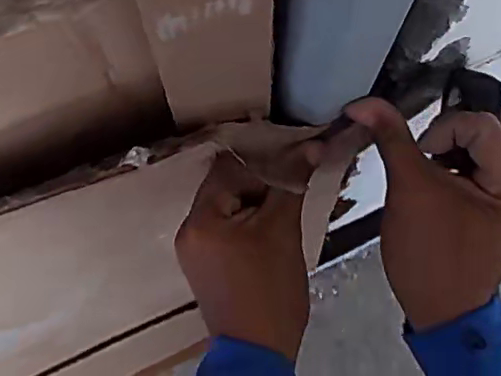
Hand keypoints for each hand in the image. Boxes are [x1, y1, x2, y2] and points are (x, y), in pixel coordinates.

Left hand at [174, 152, 311, 359]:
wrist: (259, 356)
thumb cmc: (269, 291)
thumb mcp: (282, 229)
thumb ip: (292, 181)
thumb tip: (312, 145)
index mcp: (200, 218)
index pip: (230, 168)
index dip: (262, 162)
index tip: (290, 161)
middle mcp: (188, 228)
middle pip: (226, 184)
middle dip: (259, 182)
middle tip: (288, 188)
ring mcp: (194, 247)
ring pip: (227, 203)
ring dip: (255, 200)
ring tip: (281, 207)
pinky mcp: (204, 262)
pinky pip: (224, 224)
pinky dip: (246, 219)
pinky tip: (268, 225)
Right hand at [345, 96, 500, 330]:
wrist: (438, 316)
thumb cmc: (429, 257)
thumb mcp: (407, 188)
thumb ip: (390, 136)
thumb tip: (365, 105)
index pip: (485, 126)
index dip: (447, 128)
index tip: (424, 154)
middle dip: (469, 123)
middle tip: (441, 136)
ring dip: (468, 140)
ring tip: (439, 155)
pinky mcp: (496, 210)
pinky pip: (489, 165)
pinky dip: (465, 157)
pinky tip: (439, 171)